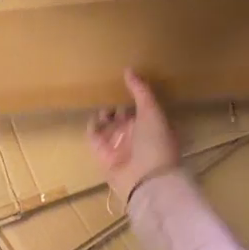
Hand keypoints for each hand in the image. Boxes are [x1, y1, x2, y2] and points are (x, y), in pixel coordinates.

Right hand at [87, 70, 182, 203]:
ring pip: (108, 124)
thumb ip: (141, 91)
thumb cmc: (155, 143)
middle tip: (109, 90)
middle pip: (123, 115)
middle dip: (117, 104)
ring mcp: (119, 145)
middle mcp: (136, 135)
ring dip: (104, 114)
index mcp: (153, 125)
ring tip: (103, 106)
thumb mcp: (152, 112)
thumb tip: (128, 69)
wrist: (146, 180)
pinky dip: (93, 127)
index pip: (141, 107)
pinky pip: (95, 136)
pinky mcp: (104, 154)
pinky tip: (94, 118)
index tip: (124, 82)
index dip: (134, 96)